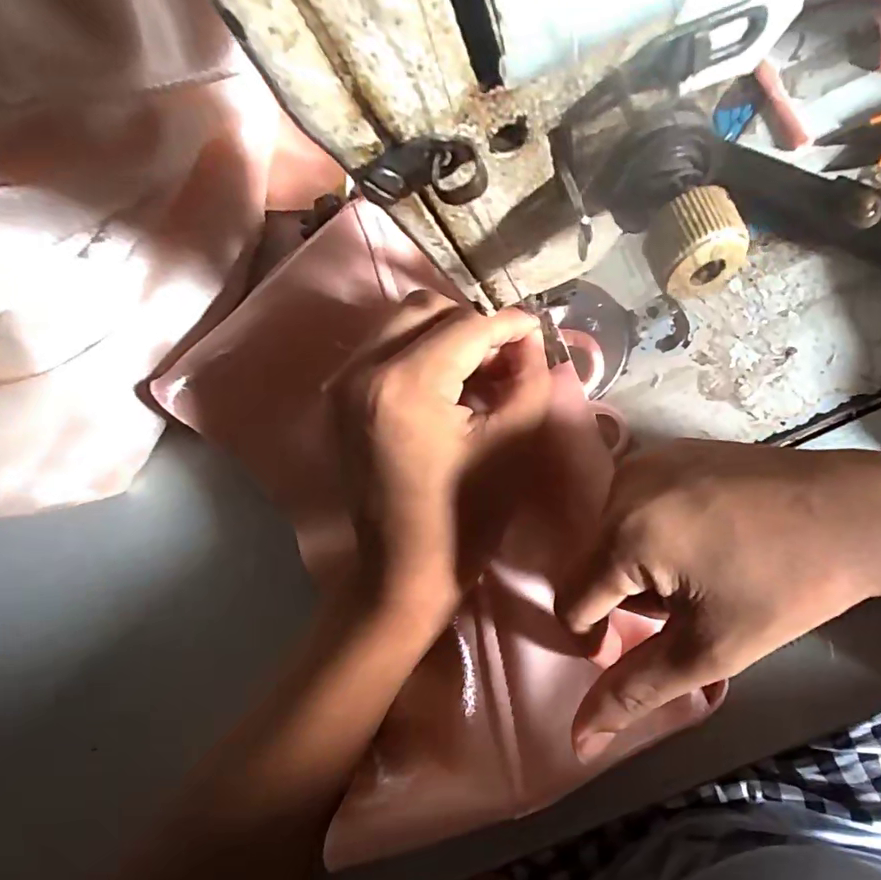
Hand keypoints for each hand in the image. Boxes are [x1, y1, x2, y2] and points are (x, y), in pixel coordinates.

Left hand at [330, 290, 549, 593]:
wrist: (407, 570)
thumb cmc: (470, 514)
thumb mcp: (514, 443)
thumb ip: (529, 379)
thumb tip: (528, 341)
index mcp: (404, 383)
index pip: (467, 325)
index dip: (511, 325)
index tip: (541, 333)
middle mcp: (361, 370)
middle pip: (427, 309)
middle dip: (476, 326)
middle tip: (510, 360)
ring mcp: (343, 384)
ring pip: (403, 325)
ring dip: (450, 338)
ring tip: (485, 376)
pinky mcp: (340, 401)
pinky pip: (386, 351)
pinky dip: (424, 355)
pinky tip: (454, 390)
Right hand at [558, 440, 880, 755]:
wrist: (859, 513)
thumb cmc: (788, 585)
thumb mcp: (709, 648)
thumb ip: (636, 690)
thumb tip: (578, 742)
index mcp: (627, 529)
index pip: (572, 602)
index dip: (602, 639)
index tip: (655, 644)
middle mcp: (626, 481)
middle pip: (594, 564)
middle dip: (629, 599)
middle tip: (693, 606)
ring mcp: (654, 455)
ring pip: (615, 533)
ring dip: (643, 565)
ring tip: (705, 572)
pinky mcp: (678, 446)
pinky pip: (640, 501)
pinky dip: (658, 530)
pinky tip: (710, 537)